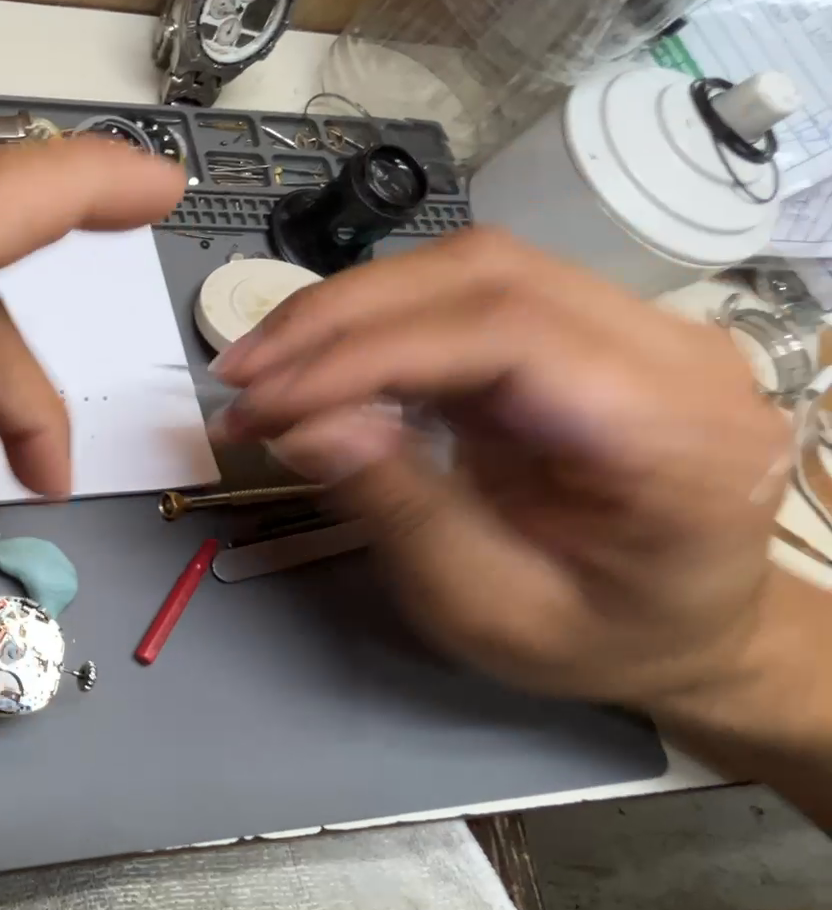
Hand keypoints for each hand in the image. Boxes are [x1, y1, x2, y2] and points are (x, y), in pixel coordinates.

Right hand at [211, 226, 791, 712]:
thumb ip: (404, 510)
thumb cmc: (589, 638)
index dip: (365, 357)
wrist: (672, 626)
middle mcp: (665, 349)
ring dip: (337, 312)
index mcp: (673, 431)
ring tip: (256, 371)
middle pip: (481, 276)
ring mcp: (618, 329)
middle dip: (334, 319)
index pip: (507, 335)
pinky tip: (305, 366)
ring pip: (460, 270)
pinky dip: (360, 326)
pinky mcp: (562, 335)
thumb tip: (307, 430)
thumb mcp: (486, 604)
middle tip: (236, 379)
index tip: (262, 406)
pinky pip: (451, 299)